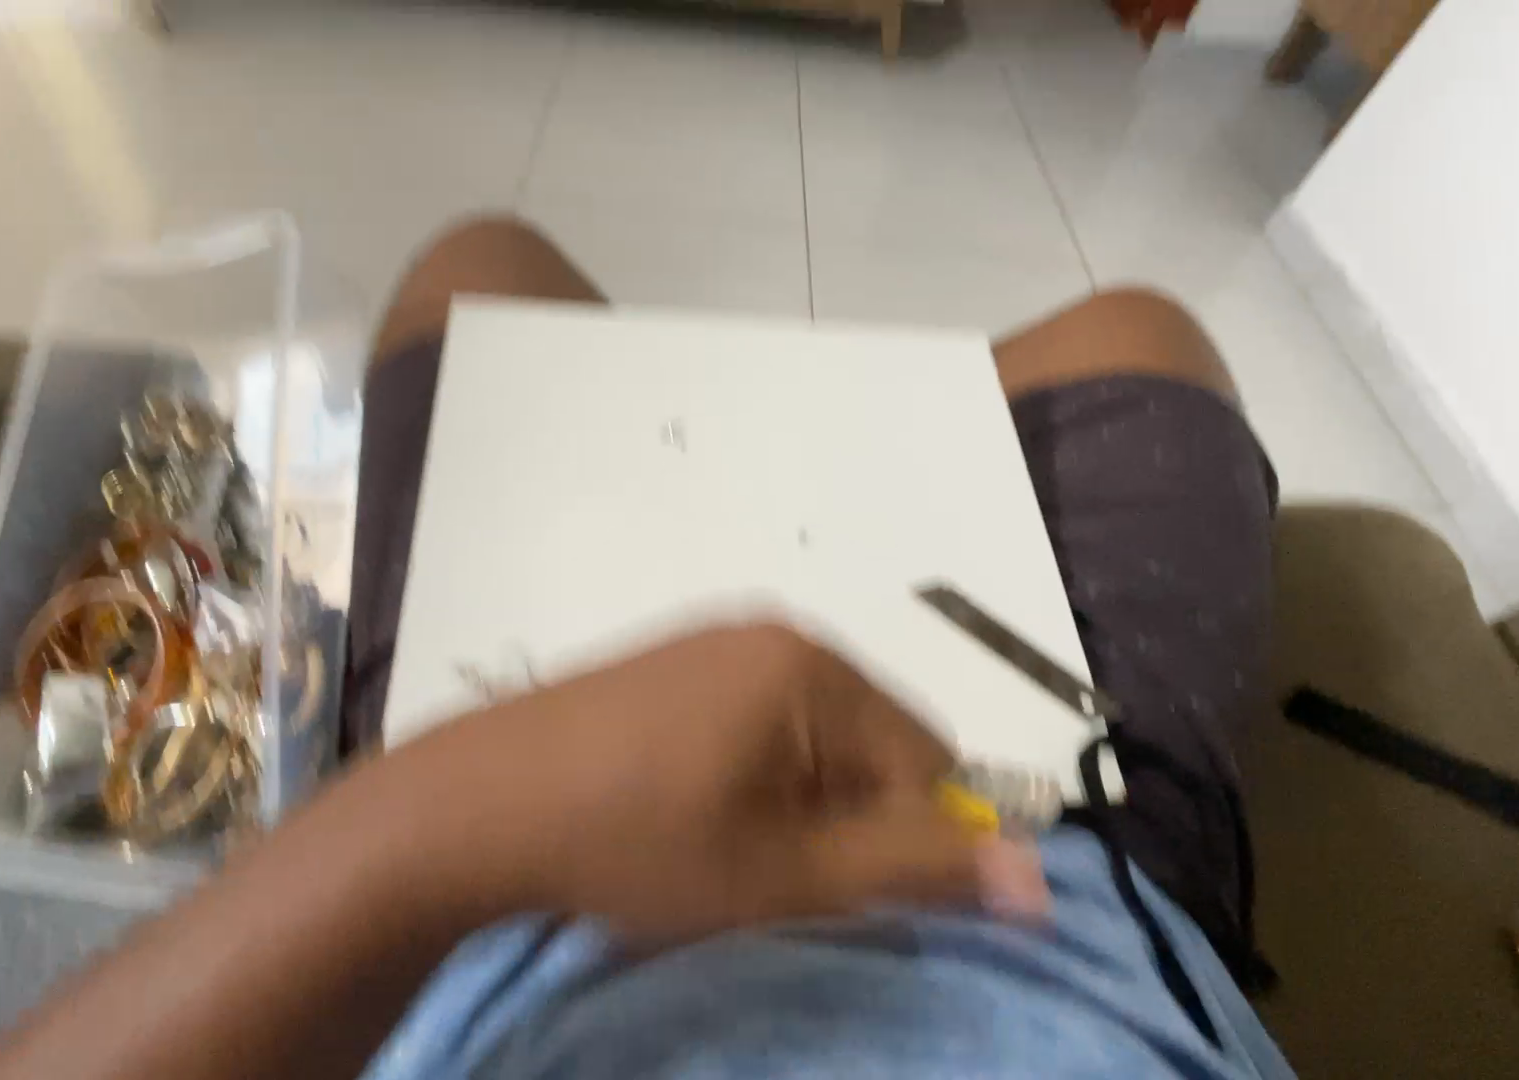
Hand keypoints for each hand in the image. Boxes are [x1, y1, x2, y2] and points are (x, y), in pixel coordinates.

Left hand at [387, 621, 1049, 938]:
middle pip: (868, 736)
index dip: (898, 834)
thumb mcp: (785, 871)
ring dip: (798, 791)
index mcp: (812, 666)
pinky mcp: (677, 653)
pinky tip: (690, 796)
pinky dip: (753, 763)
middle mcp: (773, 632)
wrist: (479, 800)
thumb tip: (1039, 877)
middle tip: (767, 859)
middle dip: (844, 809)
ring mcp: (718, 636)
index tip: (828, 877)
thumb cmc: (637, 840)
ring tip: (722, 832)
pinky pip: (759, 711)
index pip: (926, 757)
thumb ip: (912, 866)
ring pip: (813, 729)